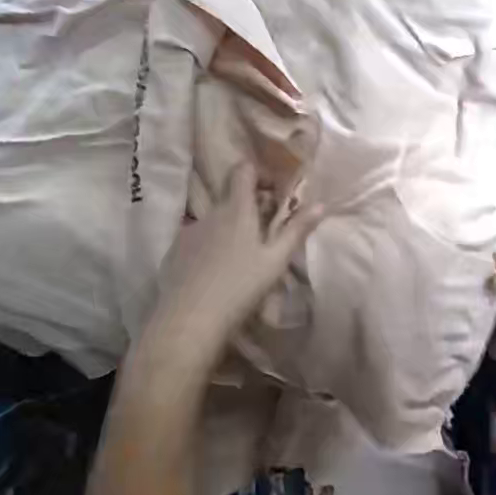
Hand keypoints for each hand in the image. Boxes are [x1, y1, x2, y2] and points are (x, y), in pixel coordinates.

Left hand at [146, 162, 319, 361]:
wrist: (187, 323)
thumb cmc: (239, 289)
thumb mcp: (275, 261)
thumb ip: (297, 230)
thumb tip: (321, 204)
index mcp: (237, 209)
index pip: (244, 170)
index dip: (259, 173)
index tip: (273, 192)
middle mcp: (210, 213)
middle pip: (231, 195)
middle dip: (249, 205)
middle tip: (265, 230)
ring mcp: (189, 231)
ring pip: (214, 218)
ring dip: (229, 227)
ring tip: (240, 256)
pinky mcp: (174, 251)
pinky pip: (197, 237)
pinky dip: (210, 244)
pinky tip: (215, 271)